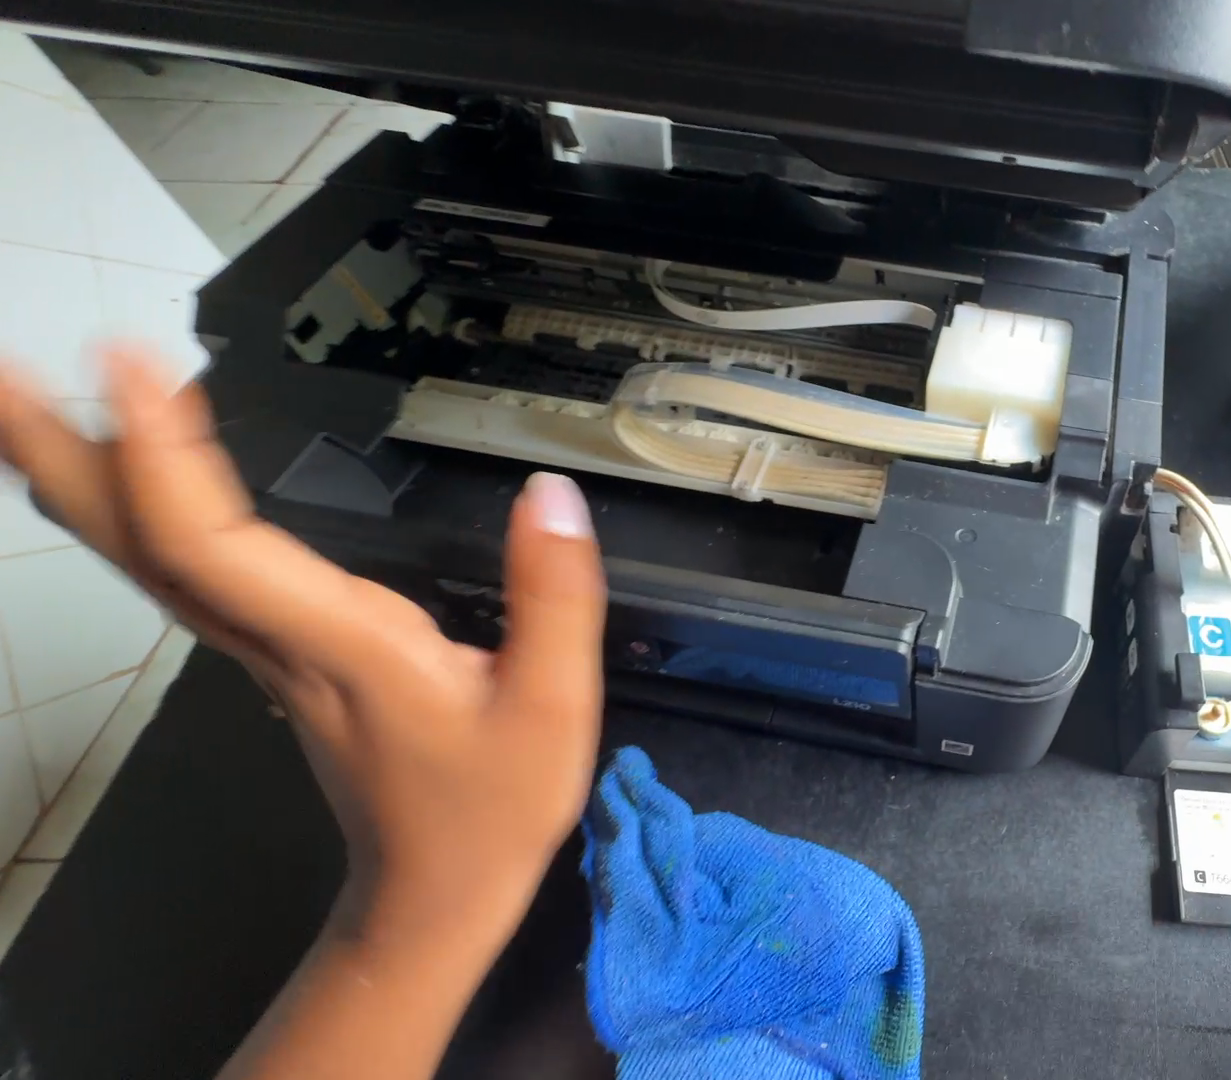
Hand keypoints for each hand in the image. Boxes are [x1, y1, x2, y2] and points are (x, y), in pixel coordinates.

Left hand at [0, 347, 607, 933]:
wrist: (437, 891)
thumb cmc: (494, 804)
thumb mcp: (553, 703)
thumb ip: (555, 597)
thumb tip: (550, 495)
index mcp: (340, 644)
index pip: (213, 541)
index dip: (164, 452)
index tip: (136, 362)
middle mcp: (278, 645)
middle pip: (140, 548)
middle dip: (59, 456)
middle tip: (9, 365)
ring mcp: (270, 660)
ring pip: (153, 566)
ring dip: (87, 483)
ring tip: (44, 403)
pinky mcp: (285, 668)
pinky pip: (192, 583)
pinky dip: (152, 523)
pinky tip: (156, 494)